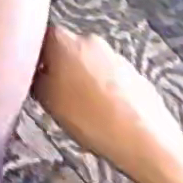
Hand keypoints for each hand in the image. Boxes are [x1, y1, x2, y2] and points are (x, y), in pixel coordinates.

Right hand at [32, 26, 182, 180]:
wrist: (150, 145)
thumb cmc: (90, 118)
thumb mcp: (45, 99)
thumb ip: (32, 76)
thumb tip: (32, 71)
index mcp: (62, 38)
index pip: (36, 37)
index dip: (32, 56)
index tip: (32, 75)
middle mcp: (88, 39)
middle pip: (65, 49)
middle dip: (60, 67)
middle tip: (57, 92)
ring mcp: (117, 56)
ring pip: (90, 63)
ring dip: (85, 78)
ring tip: (86, 107)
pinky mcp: (139, 75)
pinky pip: (113, 78)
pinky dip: (108, 90)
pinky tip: (109, 114)